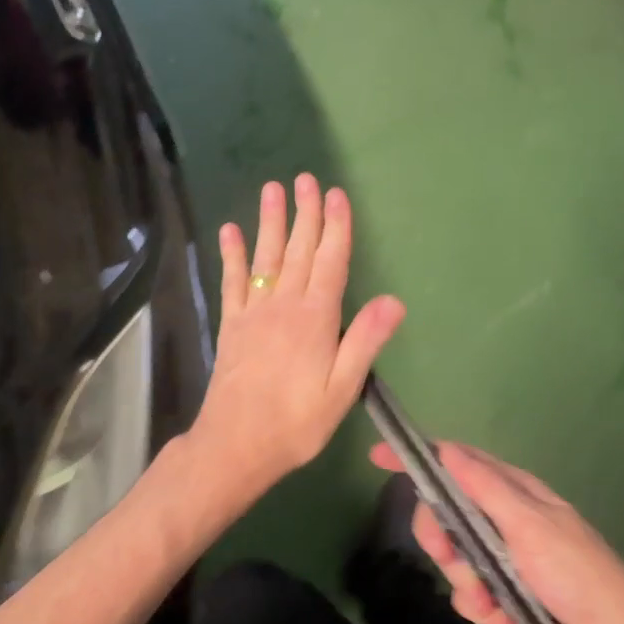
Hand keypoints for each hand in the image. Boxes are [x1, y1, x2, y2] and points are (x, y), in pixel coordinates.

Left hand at [185, 175, 405, 491]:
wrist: (236, 445)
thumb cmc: (297, 423)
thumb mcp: (342, 389)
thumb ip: (364, 342)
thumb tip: (394, 301)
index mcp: (316, 319)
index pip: (330, 262)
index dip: (336, 227)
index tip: (337, 194)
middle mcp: (284, 305)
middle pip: (298, 250)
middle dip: (305, 213)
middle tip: (306, 178)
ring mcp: (254, 312)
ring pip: (266, 257)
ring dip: (270, 222)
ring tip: (272, 188)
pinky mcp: (232, 325)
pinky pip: (232, 282)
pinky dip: (232, 255)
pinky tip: (229, 231)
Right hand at [370, 441, 623, 623]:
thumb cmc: (576, 576)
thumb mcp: (531, 527)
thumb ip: (487, 489)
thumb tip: (448, 449)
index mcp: (515, 492)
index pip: (458, 463)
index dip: (420, 460)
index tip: (378, 459)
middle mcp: (508, 519)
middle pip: (448, 518)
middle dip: (446, 547)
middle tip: (455, 566)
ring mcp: (509, 558)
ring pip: (460, 563)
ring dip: (471, 590)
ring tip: (497, 613)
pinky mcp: (512, 592)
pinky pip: (477, 595)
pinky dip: (488, 613)